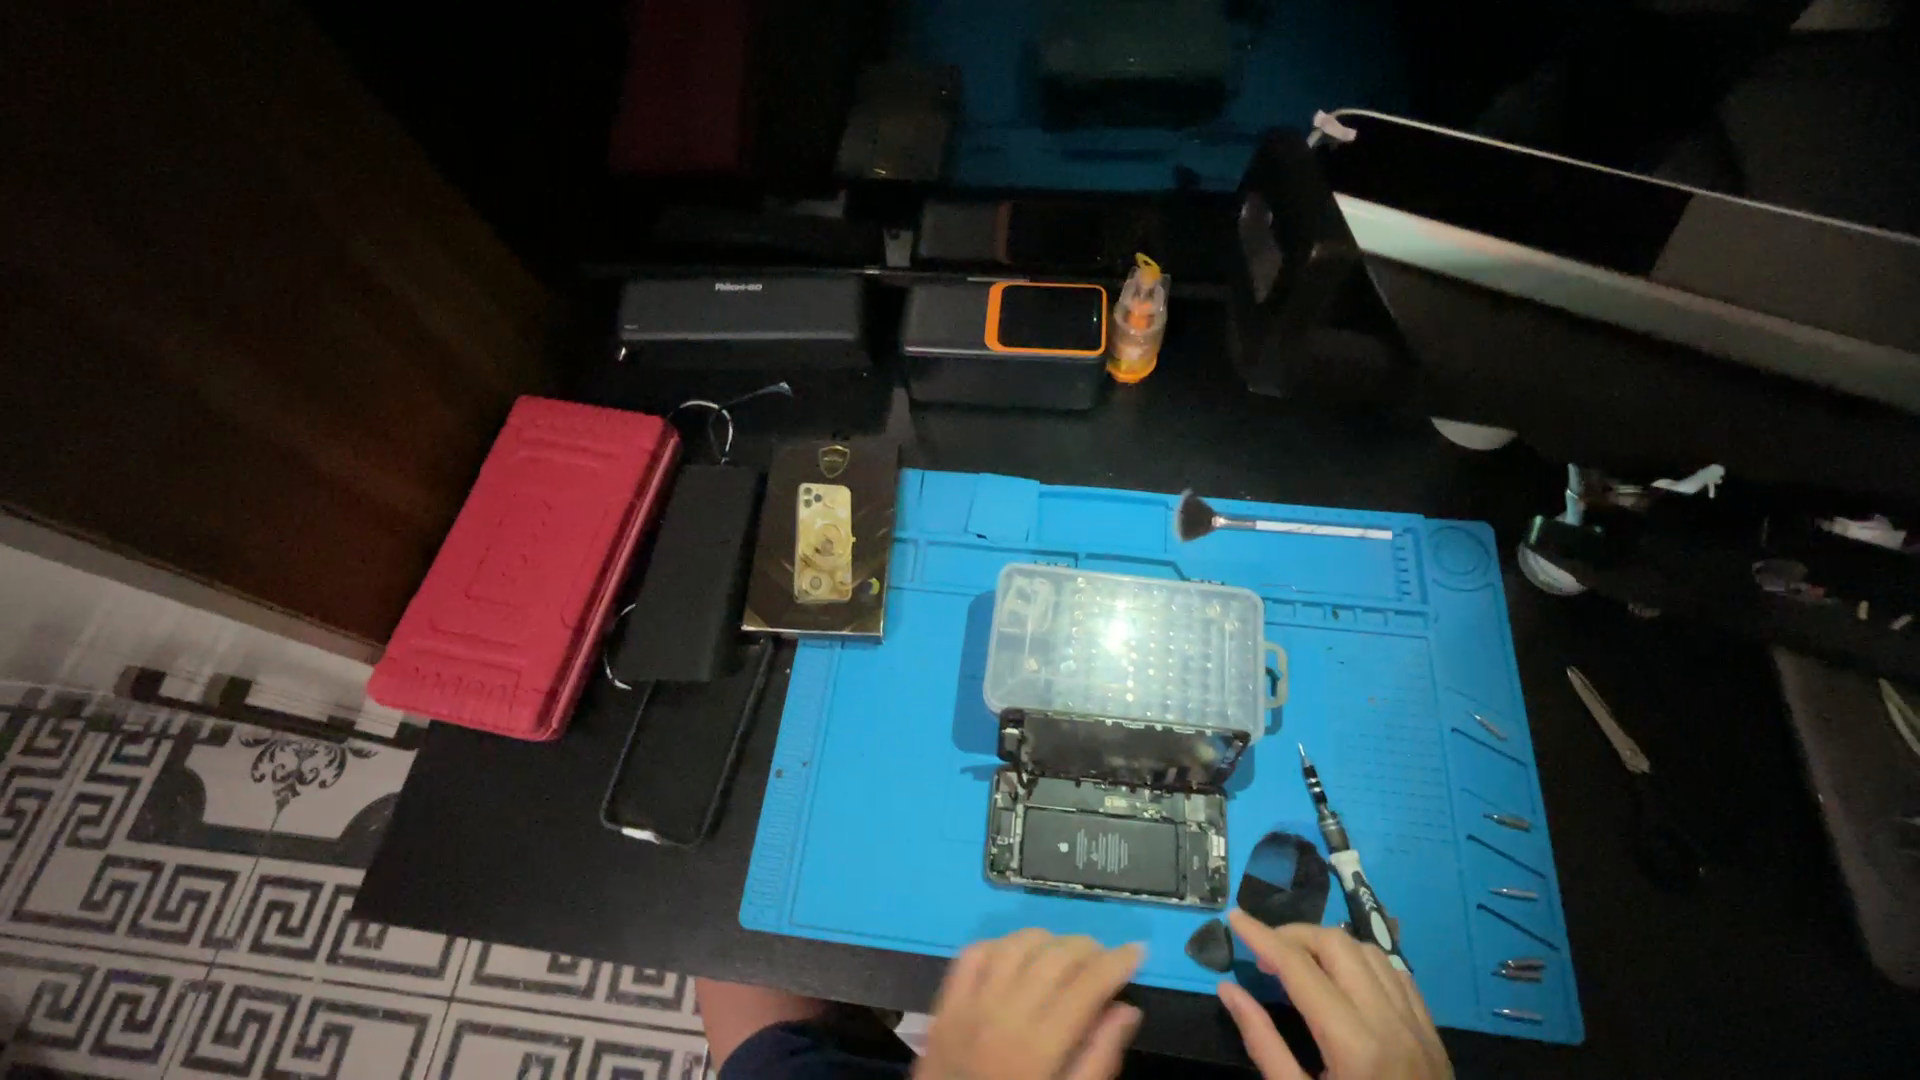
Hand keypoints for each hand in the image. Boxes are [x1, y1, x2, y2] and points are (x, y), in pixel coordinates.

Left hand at [915, 929, 1144, 1079]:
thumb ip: (1098, 1059)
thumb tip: (1127, 1008)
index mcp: (1038, 1049)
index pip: (1086, 986)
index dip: (1116, 962)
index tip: (1138, 950)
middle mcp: (1003, 1015)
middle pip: (1053, 958)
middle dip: (1087, 947)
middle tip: (1105, 955)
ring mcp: (969, 1005)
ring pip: (1015, 945)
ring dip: (1047, 940)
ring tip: (1066, 952)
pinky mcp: (946, 1003)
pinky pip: (973, 953)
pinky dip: (1000, 944)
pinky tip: (1018, 954)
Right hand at [1217, 910, 1450, 1079]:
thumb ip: (1263, 1044)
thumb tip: (1229, 991)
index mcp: (1353, 1043)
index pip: (1298, 965)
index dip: (1262, 936)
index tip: (1234, 918)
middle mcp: (1389, 1022)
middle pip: (1335, 945)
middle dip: (1294, 936)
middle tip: (1265, 952)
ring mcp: (1417, 1026)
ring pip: (1368, 951)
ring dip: (1328, 946)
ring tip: (1300, 962)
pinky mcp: (1433, 1034)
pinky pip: (1397, 974)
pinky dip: (1363, 962)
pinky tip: (1343, 979)